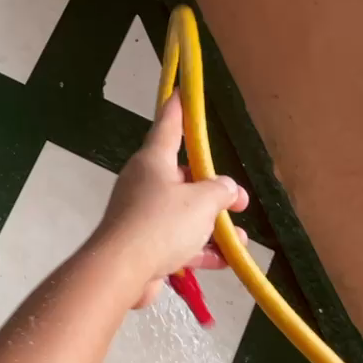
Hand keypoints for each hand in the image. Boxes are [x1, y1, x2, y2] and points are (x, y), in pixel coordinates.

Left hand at [87, 95, 246, 308]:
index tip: (182, 91)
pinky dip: (199, 249)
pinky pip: (177, 241)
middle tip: (240, 202)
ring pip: (183, 214)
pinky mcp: (142, 243)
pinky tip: (224, 261)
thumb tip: (226, 188)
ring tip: (239, 240)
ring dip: (212, 226)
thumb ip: (220, 191)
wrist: (121, 271)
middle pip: (183, 177)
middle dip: (214, 190)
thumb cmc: (160, 225)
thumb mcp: (201, 202)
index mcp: (153, 161)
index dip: (178, 109)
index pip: (168, 126)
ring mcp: (141, 214)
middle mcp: (144, 183)